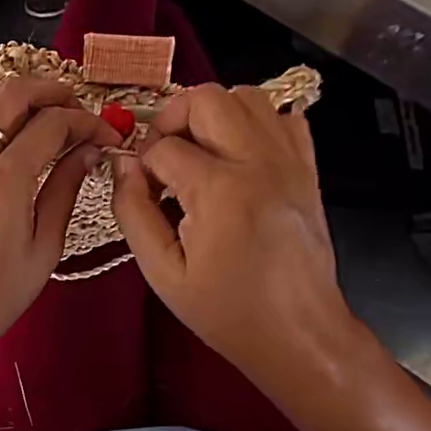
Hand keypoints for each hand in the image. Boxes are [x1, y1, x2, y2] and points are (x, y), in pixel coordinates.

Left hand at [0, 75, 121, 378]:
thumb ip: (66, 188)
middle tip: (81, 109)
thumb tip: (90, 150)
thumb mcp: (45, 246)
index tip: (107, 133)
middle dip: (53, 90)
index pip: (50, 125)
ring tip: (53, 104)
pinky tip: (7, 98)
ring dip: (21, 89)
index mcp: (3, 185)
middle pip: (12, 94)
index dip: (85, 121)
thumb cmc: (0, 293)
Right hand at [111, 83, 356, 388]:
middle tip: (164, 157)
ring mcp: (289, 162)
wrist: (298, 334)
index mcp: (220, 191)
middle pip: (207, 98)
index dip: (141, 166)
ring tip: (200, 153)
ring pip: (248, 96)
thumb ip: (132, 211)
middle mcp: (258, 162)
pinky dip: (256, 124)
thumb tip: (123, 165)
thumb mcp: (161, 272)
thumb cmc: (226, 311)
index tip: (143, 193)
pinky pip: (284, 118)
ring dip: (213, 115)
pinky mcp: (307, 170)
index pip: (163, 147)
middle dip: (173, 119)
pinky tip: (238, 157)